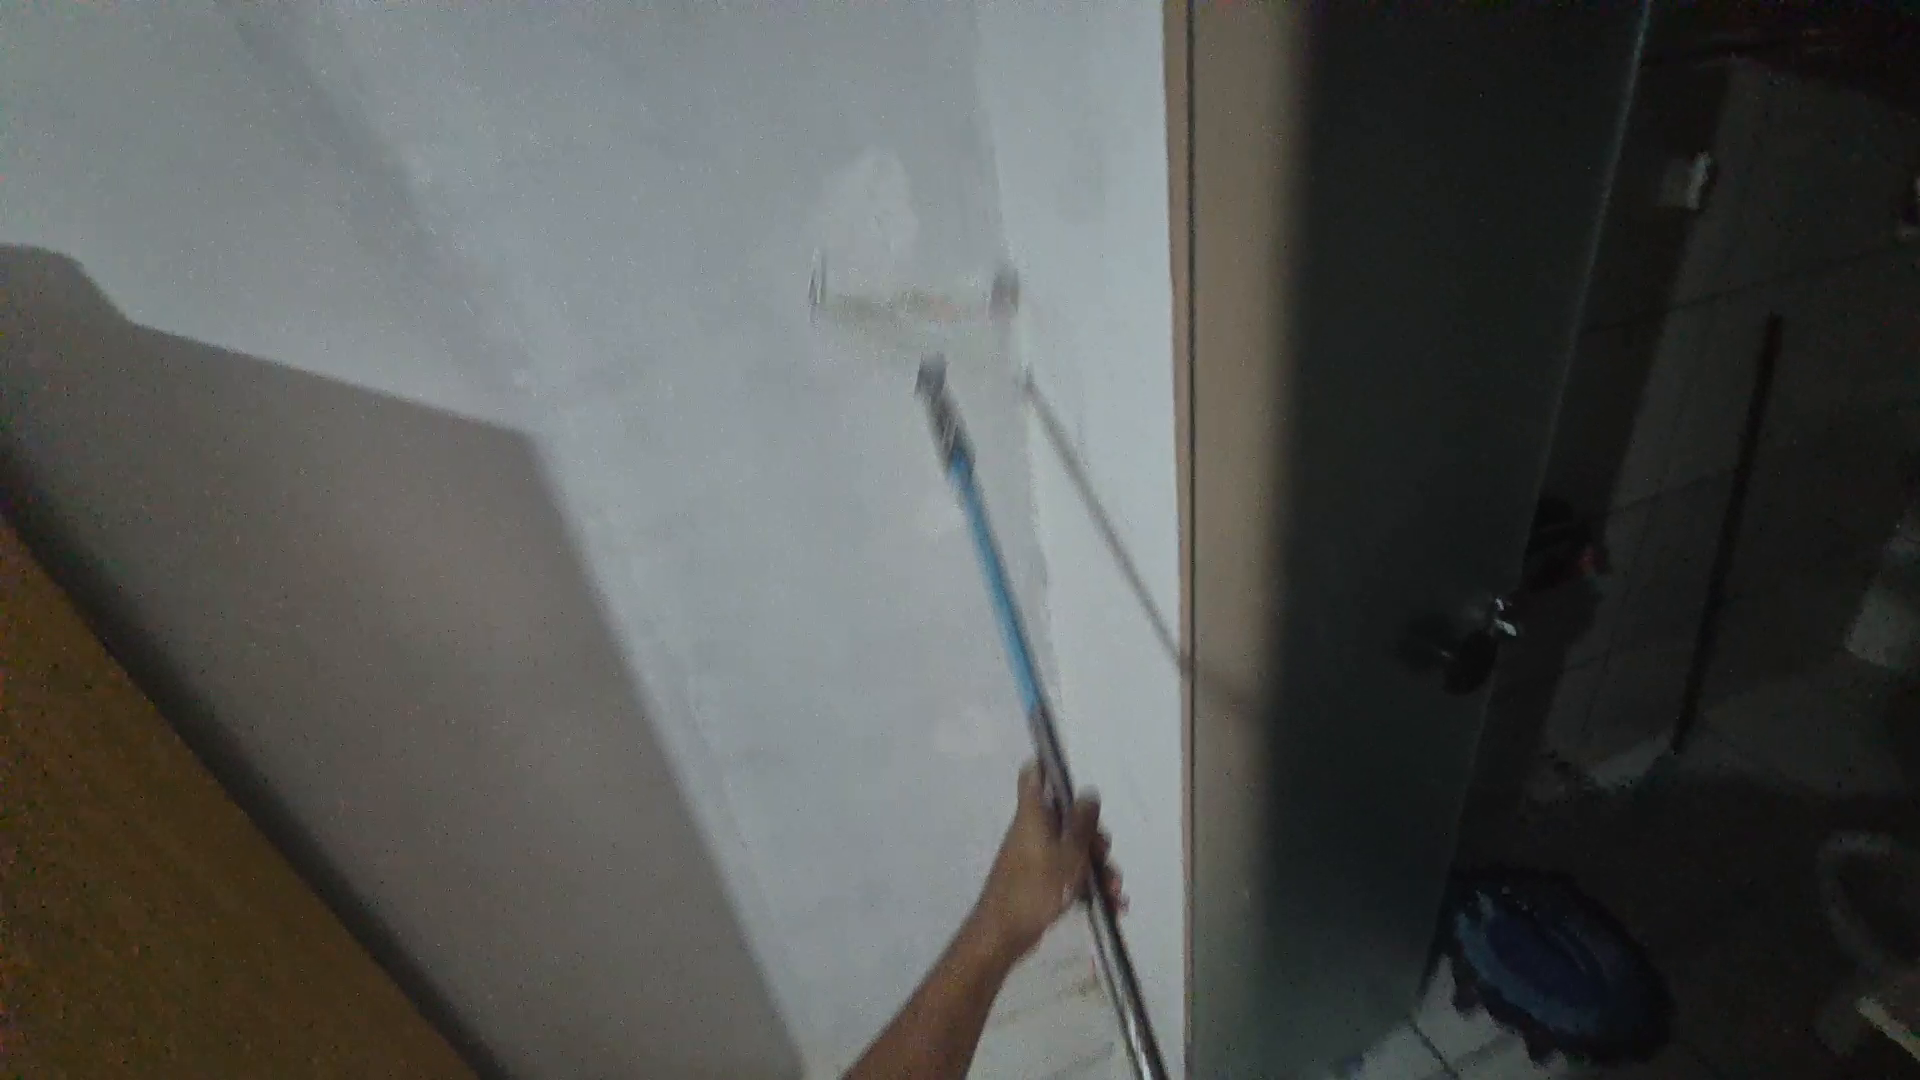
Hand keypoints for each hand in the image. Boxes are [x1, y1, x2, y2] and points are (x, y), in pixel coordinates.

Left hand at [969, 763, 1125, 962]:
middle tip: (1105, 855)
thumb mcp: (1068, 854)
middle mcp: (1033, 829)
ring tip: (1116, 891)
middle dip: (1094, 838)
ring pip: (1072, 849)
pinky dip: (1089, 885)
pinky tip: (1113, 906)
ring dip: (1098, 868)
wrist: (1005, 934)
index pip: (1033, 776)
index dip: (1048, 767)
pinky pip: (1069, 874)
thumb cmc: (1036, 887)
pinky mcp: (1039, 880)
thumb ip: (1081, 823)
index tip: (1071, 774)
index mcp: (1033, 814)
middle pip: (1067, 818)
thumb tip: (1088, 792)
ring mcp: (1035, 855)